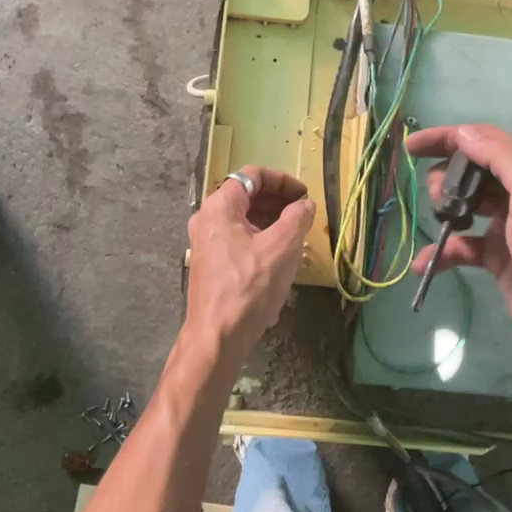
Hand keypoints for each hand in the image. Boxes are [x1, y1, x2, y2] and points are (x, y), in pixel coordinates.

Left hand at [184, 165, 314, 359]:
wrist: (217, 336)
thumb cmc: (250, 286)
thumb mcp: (282, 247)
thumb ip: (297, 218)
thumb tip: (305, 204)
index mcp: (220, 206)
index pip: (252, 175)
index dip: (282, 180)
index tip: (304, 194)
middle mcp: (207, 218)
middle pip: (246, 195)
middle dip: (278, 201)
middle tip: (303, 213)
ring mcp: (206, 241)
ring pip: (243, 218)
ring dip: (271, 220)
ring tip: (296, 235)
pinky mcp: (210, 263)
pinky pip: (237, 238)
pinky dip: (259, 238)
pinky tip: (279, 257)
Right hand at [408, 124, 511, 359]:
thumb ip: (501, 159)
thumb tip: (463, 133)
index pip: (485, 140)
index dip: (448, 138)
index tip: (413, 145)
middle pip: (472, 171)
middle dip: (446, 174)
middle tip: (434, 193)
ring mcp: (508, 228)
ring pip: (465, 206)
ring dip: (444, 208)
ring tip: (438, 219)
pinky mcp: (498, 260)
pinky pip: (463, 247)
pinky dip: (443, 252)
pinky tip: (425, 263)